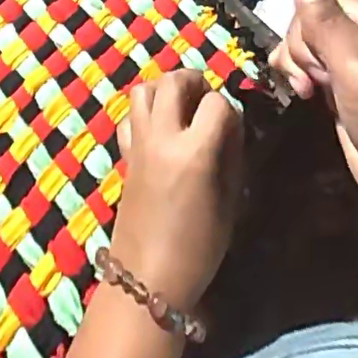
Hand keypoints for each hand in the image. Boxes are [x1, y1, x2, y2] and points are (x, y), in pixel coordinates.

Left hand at [109, 69, 243, 309]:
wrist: (147, 276)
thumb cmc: (198, 248)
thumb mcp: (228, 203)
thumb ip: (230, 156)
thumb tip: (230, 126)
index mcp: (193, 152)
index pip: (216, 103)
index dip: (229, 110)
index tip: (234, 128)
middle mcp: (162, 137)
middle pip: (173, 82)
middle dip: (195, 82)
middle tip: (206, 98)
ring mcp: (138, 142)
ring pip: (143, 89)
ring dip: (164, 88)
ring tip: (181, 105)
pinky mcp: (124, 152)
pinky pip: (129, 115)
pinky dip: (144, 111)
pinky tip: (159, 128)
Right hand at [270, 0, 357, 217]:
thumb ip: (327, 21)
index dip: (307, 25)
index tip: (316, 60)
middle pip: (310, 20)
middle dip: (301, 48)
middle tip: (316, 80)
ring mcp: (355, 63)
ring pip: (304, 43)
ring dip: (295, 64)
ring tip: (307, 90)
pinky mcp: (343, 87)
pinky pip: (307, 66)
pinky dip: (297, 76)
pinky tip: (304, 94)